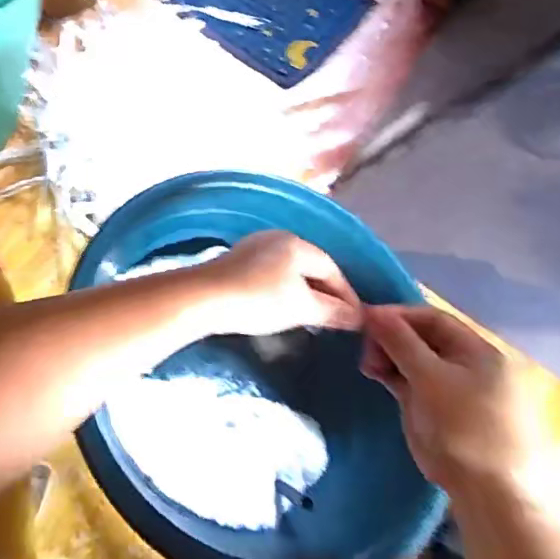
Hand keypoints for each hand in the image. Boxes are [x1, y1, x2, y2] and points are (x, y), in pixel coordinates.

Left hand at [190, 231, 362, 336]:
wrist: (201, 297)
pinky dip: (280, 290)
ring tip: (308, 317)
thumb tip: (358, 316)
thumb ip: (335, 311)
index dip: (347, 296)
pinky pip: (268, 273)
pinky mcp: (234, 260)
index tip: (356, 320)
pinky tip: (278, 307)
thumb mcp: (304, 308)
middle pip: (310, 266)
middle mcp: (274, 238)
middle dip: (324, 293)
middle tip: (334, 320)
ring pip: (288, 271)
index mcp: (295, 243)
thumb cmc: (258, 299)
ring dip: (301, 292)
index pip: (332, 269)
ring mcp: (251, 247)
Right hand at [360, 305, 552, 493]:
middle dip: (387, 337)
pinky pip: (405, 374)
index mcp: (479, 353)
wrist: (483, 487)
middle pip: (418, 335)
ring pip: (408, 354)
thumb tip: (370, 309)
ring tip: (369, 368)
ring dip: (383, 354)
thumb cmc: (464, 426)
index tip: (364, 320)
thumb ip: (399, 340)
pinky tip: (372, 374)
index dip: (397, 314)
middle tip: (366, 351)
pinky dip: (387, 370)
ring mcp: (448, 383)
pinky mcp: (431, 401)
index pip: (432, 318)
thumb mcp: (430, 377)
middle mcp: (465, 363)